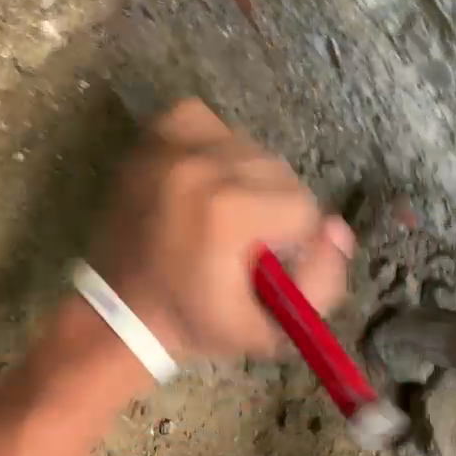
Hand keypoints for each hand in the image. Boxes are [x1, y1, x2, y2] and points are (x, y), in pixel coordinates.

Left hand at [90, 99, 353, 360]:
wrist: (118, 312)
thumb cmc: (193, 324)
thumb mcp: (269, 330)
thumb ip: (321, 283)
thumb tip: (336, 228)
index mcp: (229, 212)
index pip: (303, 208)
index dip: (292, 242)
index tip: (263, 262)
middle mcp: (202, 167)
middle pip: (280, 174)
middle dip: (272, 210)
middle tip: (240, 244)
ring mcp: (174, 146)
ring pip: (250, 149)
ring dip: (246, 181)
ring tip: (218, 217)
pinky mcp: (154, 136)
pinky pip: (209, 125)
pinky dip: (215, 149)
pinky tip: (203, 183)